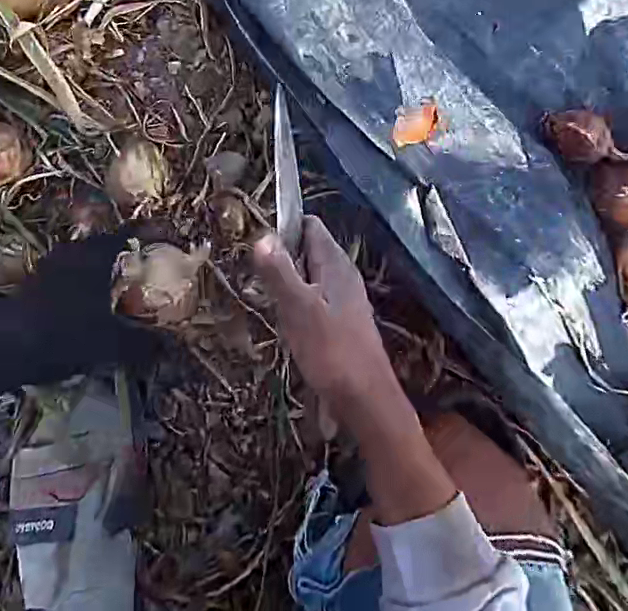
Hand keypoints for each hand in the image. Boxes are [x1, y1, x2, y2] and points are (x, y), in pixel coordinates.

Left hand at [0, 233, 158, 422]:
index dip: (155, 233)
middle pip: (112, 244)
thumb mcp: (109, 344)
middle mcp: (75, 252)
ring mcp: (53, 266)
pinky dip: (92, 285)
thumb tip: (175, 351)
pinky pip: (76, 275)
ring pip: (92, 260)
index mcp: (96, 253)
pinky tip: (98, 308)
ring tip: (131, 290)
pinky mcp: (38, 284)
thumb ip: (143, 345)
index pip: (132, 232)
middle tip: (156, 269)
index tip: (174, 240)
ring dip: (111, 271)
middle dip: (134, 255)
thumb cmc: (59, 334)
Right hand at [253, 216, 457, 524]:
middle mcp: (344, 274)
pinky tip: (290, 330)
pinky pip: (317, 302)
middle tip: (260, 281)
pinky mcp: (346, 323)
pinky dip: (300, 308)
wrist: (368, 402)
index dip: (284, 228)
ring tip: (272, 307)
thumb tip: (262, 235)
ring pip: (311, 278)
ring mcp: (347, 299)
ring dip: (290, 287)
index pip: (310, 225)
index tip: (260, 248)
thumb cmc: (331, 351)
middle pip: (308, 251)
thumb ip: (279, 271)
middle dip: (283, 260)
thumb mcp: (297, 308)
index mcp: (335, 263)